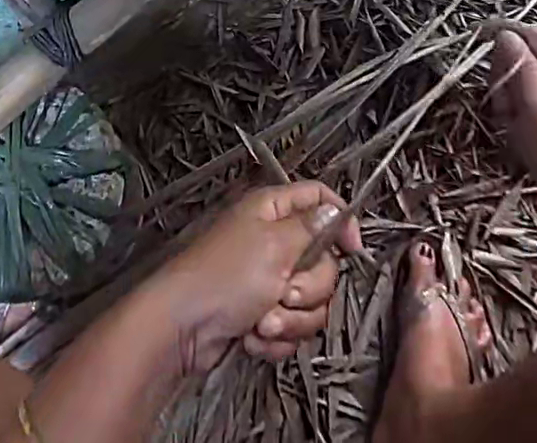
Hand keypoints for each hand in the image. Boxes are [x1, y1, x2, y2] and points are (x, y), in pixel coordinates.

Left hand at [143, 182, 362, 372]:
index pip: (319, 198)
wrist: (184, 328)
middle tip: (285, 292)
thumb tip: (335, 212)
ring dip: (291, 317)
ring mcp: (269, 278)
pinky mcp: (264, 313)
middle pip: (323, 260)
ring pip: (311, 300)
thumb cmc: (226, 276)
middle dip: (309, 287)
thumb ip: (311, 228)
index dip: (341, 220)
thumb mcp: (274, 245)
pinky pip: (293, 325)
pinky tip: (253, 337)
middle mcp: (274, 239)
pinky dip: (277, 336)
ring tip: (262, 322)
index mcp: (273, 209)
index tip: (353, 250)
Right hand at [487, 24, 536, 207]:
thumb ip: (521, 68)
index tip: (480, 52)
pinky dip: (519, 103)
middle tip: (505, 104)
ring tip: (513, 118)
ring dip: (511, 92)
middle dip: (508, 74)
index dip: (505, 39)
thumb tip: (506, 35)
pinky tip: (520, 122)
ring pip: (526, 72)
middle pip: (529, 53)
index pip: (534, 36)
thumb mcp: (536, 110)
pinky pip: (532, 90)